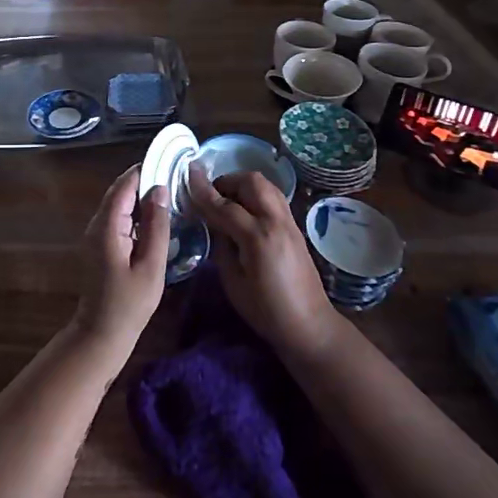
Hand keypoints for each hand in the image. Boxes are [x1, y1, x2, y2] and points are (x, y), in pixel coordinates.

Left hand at [74, 166, 170, 346]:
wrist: (101, 334)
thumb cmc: (129, 304)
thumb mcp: (151, 266)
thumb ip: (157, 226)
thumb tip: (160, 190)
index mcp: (107, 227)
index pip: (123, 187)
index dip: (143, 171)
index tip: (168, 161)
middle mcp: (97, 225)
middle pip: (119, 192)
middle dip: (144, 181)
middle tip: (174, 175)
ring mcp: (96, 235)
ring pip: (119, 205)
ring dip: (141, 197)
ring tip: (170, 192)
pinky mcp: (101, 245)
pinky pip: (118, 219)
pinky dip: (136, 213)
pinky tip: (156, 217)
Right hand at [188, 166, 340, 355]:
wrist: (309, 325)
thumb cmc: (265, 310)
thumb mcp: (232, 281)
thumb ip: (221, 245)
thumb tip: (213, 223)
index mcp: (258, 238)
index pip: (225, 205)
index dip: (203, 190)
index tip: (188, 172)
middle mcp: (276, 222)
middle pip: (251, 182)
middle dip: (227, 181)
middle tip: (212, 195)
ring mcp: (290, 222)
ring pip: (266, 185)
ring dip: (243, 185)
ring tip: (227, 202)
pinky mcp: (295, 227)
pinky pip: (274, 197)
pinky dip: (255, 195)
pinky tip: (245, 213)